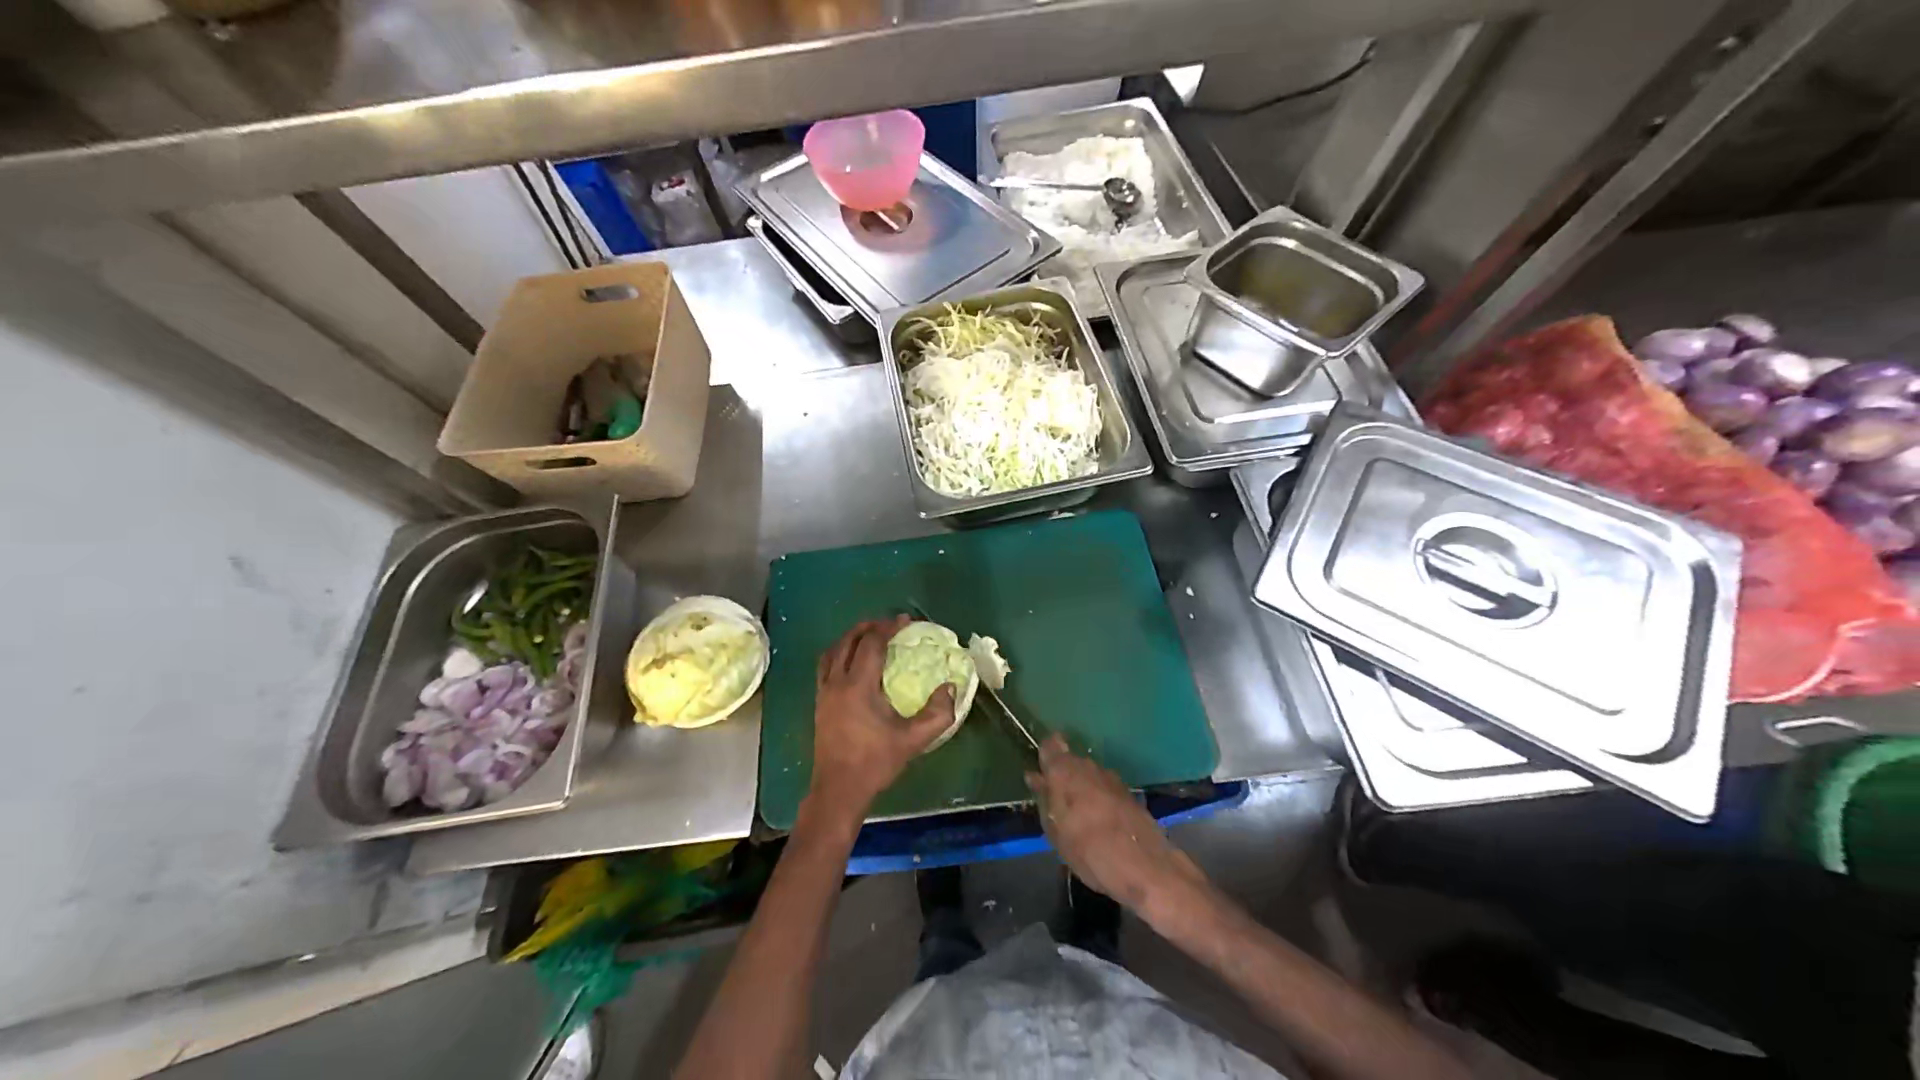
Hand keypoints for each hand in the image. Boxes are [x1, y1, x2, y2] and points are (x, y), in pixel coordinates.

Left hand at [809, 616, 956, 821]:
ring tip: (869, 636)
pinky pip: (825, 665)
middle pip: (848, 640)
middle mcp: (837, 682)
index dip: (888, 628)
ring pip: (833, 651)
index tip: (905, 621)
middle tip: (888, 624)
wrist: (839, 789)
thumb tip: (951, 687)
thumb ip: (938, 713)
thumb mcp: (914, 740)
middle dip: (868, 627)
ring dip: (851, 638)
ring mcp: (824, 692)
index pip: (871, 644)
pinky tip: (852, 662)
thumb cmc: (875, 762)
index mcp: (858, 686)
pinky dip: (839, 653)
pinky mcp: (819, 703)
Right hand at [1026, 735, 1207, 909]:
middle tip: (1057, 804)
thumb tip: (1035, 776)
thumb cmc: (1088, 850)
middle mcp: (1088, 766)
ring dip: (1083, 789)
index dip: (1045, 756)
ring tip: (1080, 818)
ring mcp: (1111, 778)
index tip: (1041, 774)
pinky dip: (1100, 799)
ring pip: (1089, 775)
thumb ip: (1044, 798)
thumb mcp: (1054, 830)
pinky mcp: (1129, 792)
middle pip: (1070, 761)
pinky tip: (1101, 824)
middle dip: (1063, 777)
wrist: (1144, 866)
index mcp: (1064, 771)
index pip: (1050, 744)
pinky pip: (1105, 789)